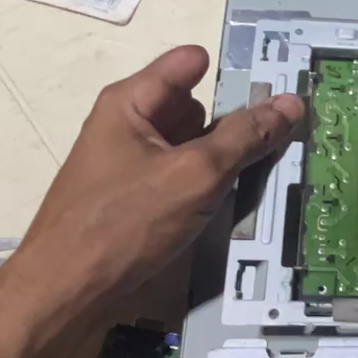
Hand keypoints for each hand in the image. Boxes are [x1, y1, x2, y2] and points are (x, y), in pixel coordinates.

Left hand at [0, 45, 302, 337]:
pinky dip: (208, 186)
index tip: (276, 89)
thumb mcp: (196, 175)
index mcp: (131, 102)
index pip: (189, 63)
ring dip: (225, 160)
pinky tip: (230, 205)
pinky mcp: (136, 198)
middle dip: (234, 123)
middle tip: (279, 141)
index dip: (231, 71)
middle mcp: (129, 125)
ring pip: (193, 146)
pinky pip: (183, 177)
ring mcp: (131, 163)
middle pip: (196, 107)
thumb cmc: (125, 223)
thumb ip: (246, 136)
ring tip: (259, 177)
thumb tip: (291, 102)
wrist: (66, 294)